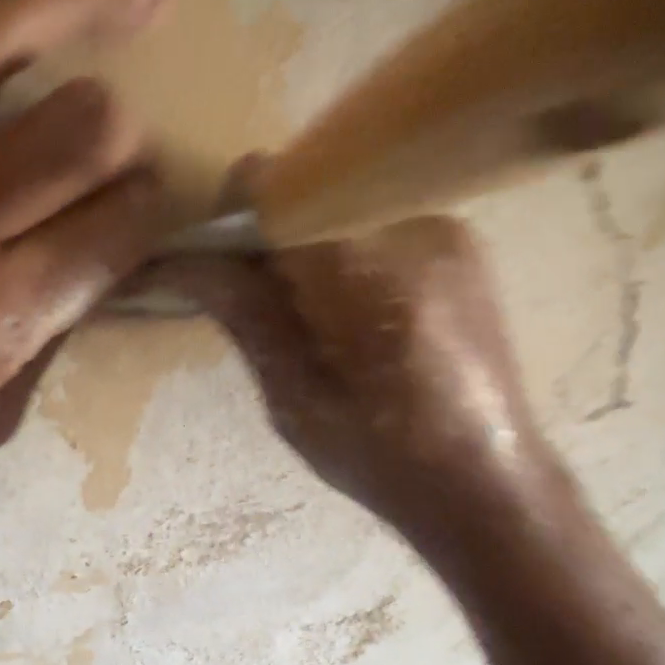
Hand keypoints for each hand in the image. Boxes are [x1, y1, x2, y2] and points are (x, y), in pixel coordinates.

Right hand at [153, 217, 558, 533]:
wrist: (485, 479)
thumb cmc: (381, 460)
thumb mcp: (293, 400)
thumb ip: (245, 314)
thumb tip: (179, 260)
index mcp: (364, 274)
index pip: (276, 185)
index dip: (230, 213)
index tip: (214, 260)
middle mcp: (412, 228)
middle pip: (310, 190)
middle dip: (273, 237)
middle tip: (262, 303)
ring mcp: (446, 229)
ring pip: (345, 205)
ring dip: (314, 248)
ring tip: (316, 318)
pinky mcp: (463, 243)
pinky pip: (382, 223)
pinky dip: (353, 255)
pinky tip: (360, 314)